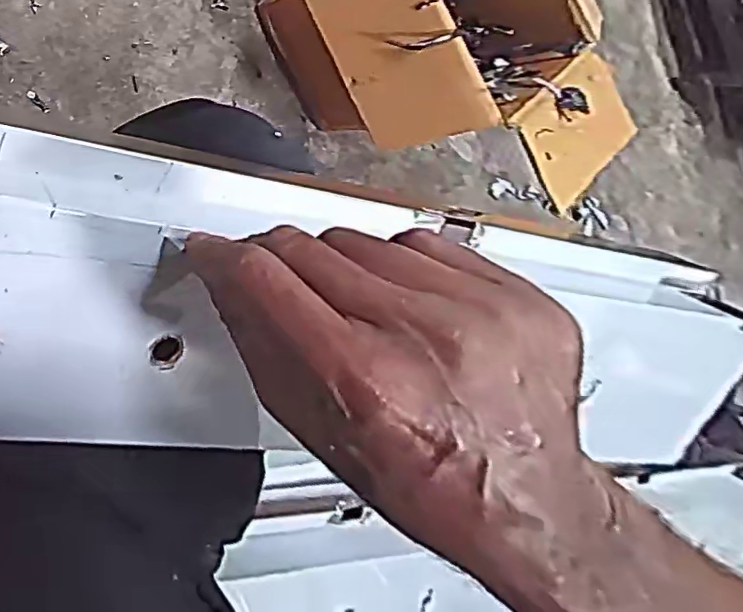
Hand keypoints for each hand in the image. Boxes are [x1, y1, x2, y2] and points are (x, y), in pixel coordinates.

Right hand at [186, 227, 742, 611]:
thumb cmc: (426, 482)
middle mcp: (427, 336)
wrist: (531, 507)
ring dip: (341, 263)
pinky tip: (410, 304)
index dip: (223, 255)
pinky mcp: (516, 294)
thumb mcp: (315, 429)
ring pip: (358, 236)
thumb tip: (224, 281)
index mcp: (369, 380)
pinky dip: (398, 263)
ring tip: (362, 311)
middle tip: (284, 284)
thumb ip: (258, 343)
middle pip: (308, 246)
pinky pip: (419, 240)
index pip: (265, 275)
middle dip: (279, 259)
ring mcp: (480, 310)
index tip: (211, 247)